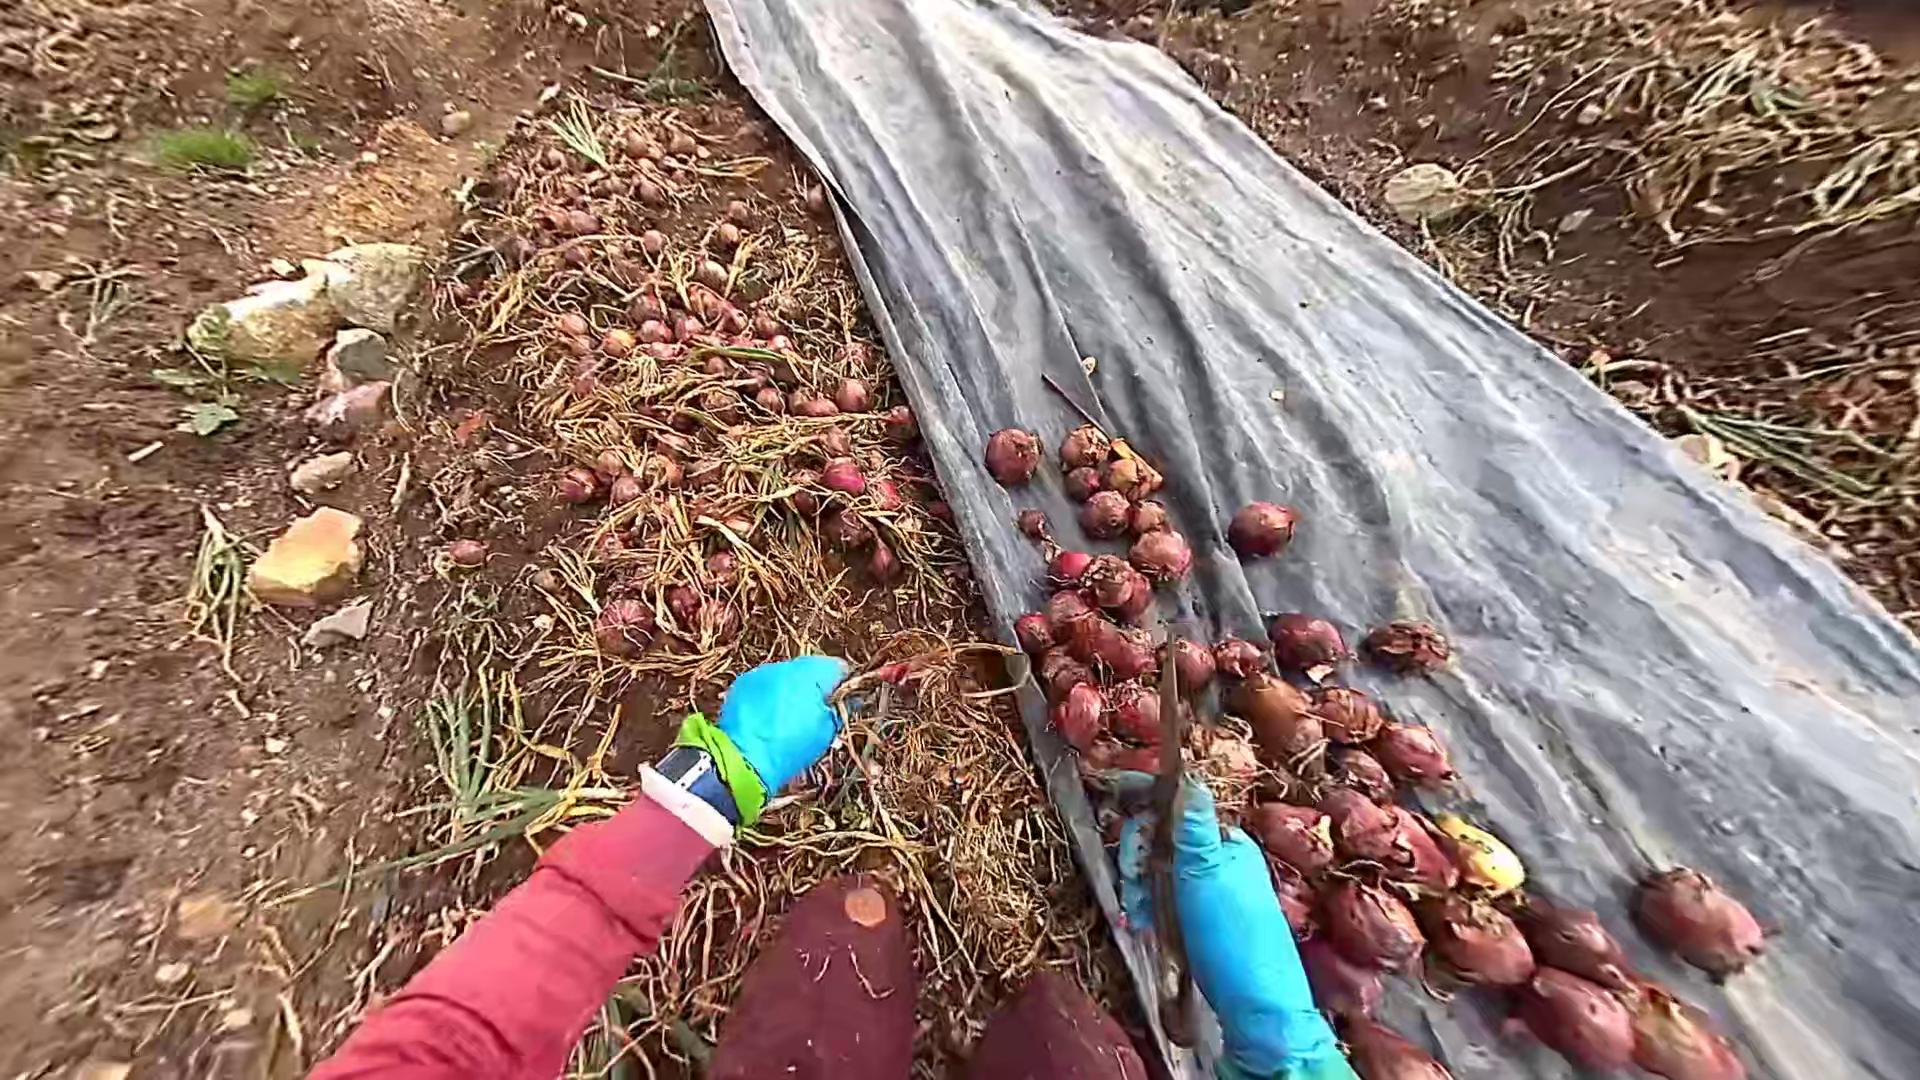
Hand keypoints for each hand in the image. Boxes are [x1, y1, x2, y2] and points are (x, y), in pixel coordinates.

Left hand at [717, 656, 849, 792]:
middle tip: (815, 715)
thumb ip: (842, 707)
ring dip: (792, 690)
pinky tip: (769, 718)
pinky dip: (771, 696)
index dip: (843, 687)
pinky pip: (766, 685)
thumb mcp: (827, 730)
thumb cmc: (790, 746)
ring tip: (789, 719)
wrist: (743, 760)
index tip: (840, 704)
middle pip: (812, 670)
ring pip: (788, 676)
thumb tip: (852, 698)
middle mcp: (787, 665)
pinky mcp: (744, 683)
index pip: (839, 668)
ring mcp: (763, 672)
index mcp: (812, 672)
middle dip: (816, 688)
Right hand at [1119, 779, 1352, 1079]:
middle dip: (1137, 857)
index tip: (1115, 799)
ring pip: (1156, 869)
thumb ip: (1193, 823)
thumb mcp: (1206, 873)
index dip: (1144, 802)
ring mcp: (1208, 890)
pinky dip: (1146, 906)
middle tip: (1130, 882)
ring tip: (1136, 913)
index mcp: (1224, 841)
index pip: (1176, 805)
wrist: (1259, 1014)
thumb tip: (1188, 773)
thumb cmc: (1233, 937)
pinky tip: (1140, 922)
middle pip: (1160, 837)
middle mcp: (1217, 860)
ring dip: (1138, 886)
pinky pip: (1162, 897)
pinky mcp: (1199, 917)